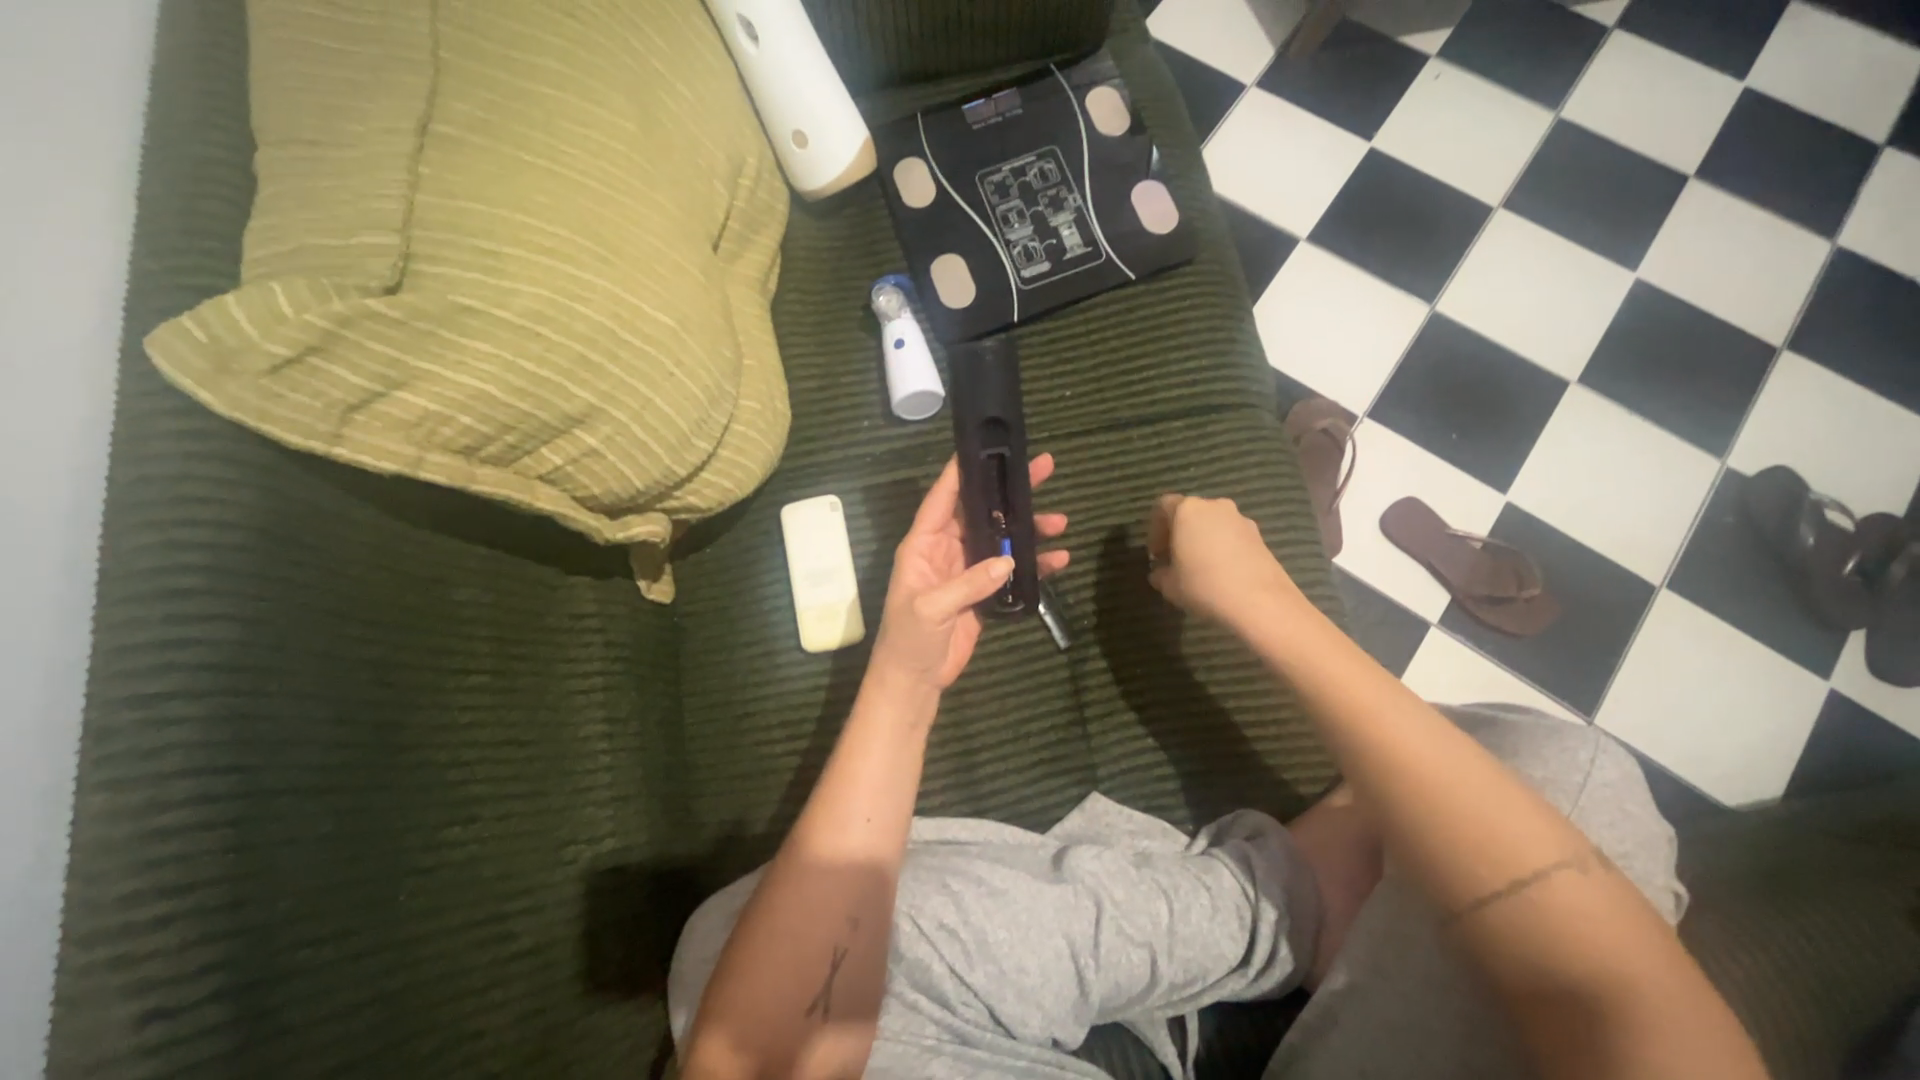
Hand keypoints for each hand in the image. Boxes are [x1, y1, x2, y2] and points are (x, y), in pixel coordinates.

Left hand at [869, 454, 1068, 694]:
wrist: (914, 681)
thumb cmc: (909, 640)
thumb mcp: (931, 608)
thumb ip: (968, 583)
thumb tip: (1008, 561)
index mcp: (923, 545)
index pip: (943, 498)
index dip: (962, 471)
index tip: (987, 446)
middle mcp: (946, 550)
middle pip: (981, 512)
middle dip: (1010, 493)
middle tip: (1044, 469)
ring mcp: (966, 571)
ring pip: (1001, 540)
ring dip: (1028, 530)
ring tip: (1060, 520)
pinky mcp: (982, 594)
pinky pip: (1011, 571)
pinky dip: (1033, 565)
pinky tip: (1058, 559)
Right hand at [1145, 494, 1302, 628]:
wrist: (1260, 601)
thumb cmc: (1204, 586)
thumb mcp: (1169, 585)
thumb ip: (1160, 574)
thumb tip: (1160, 572)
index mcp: (1188, 510)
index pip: (1163, 506)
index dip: (1155, 529)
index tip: (1156, 554)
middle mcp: (1215, 506)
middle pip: (1190, 513)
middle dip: (1180, 533)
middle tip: (1175, 559)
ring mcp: (1241, 519)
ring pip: (1213, 524)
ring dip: (1203, 540)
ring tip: (1200, 568)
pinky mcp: (1260, 536)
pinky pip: (1232, 536)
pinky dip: (1223, 548)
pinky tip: (1222, 573)